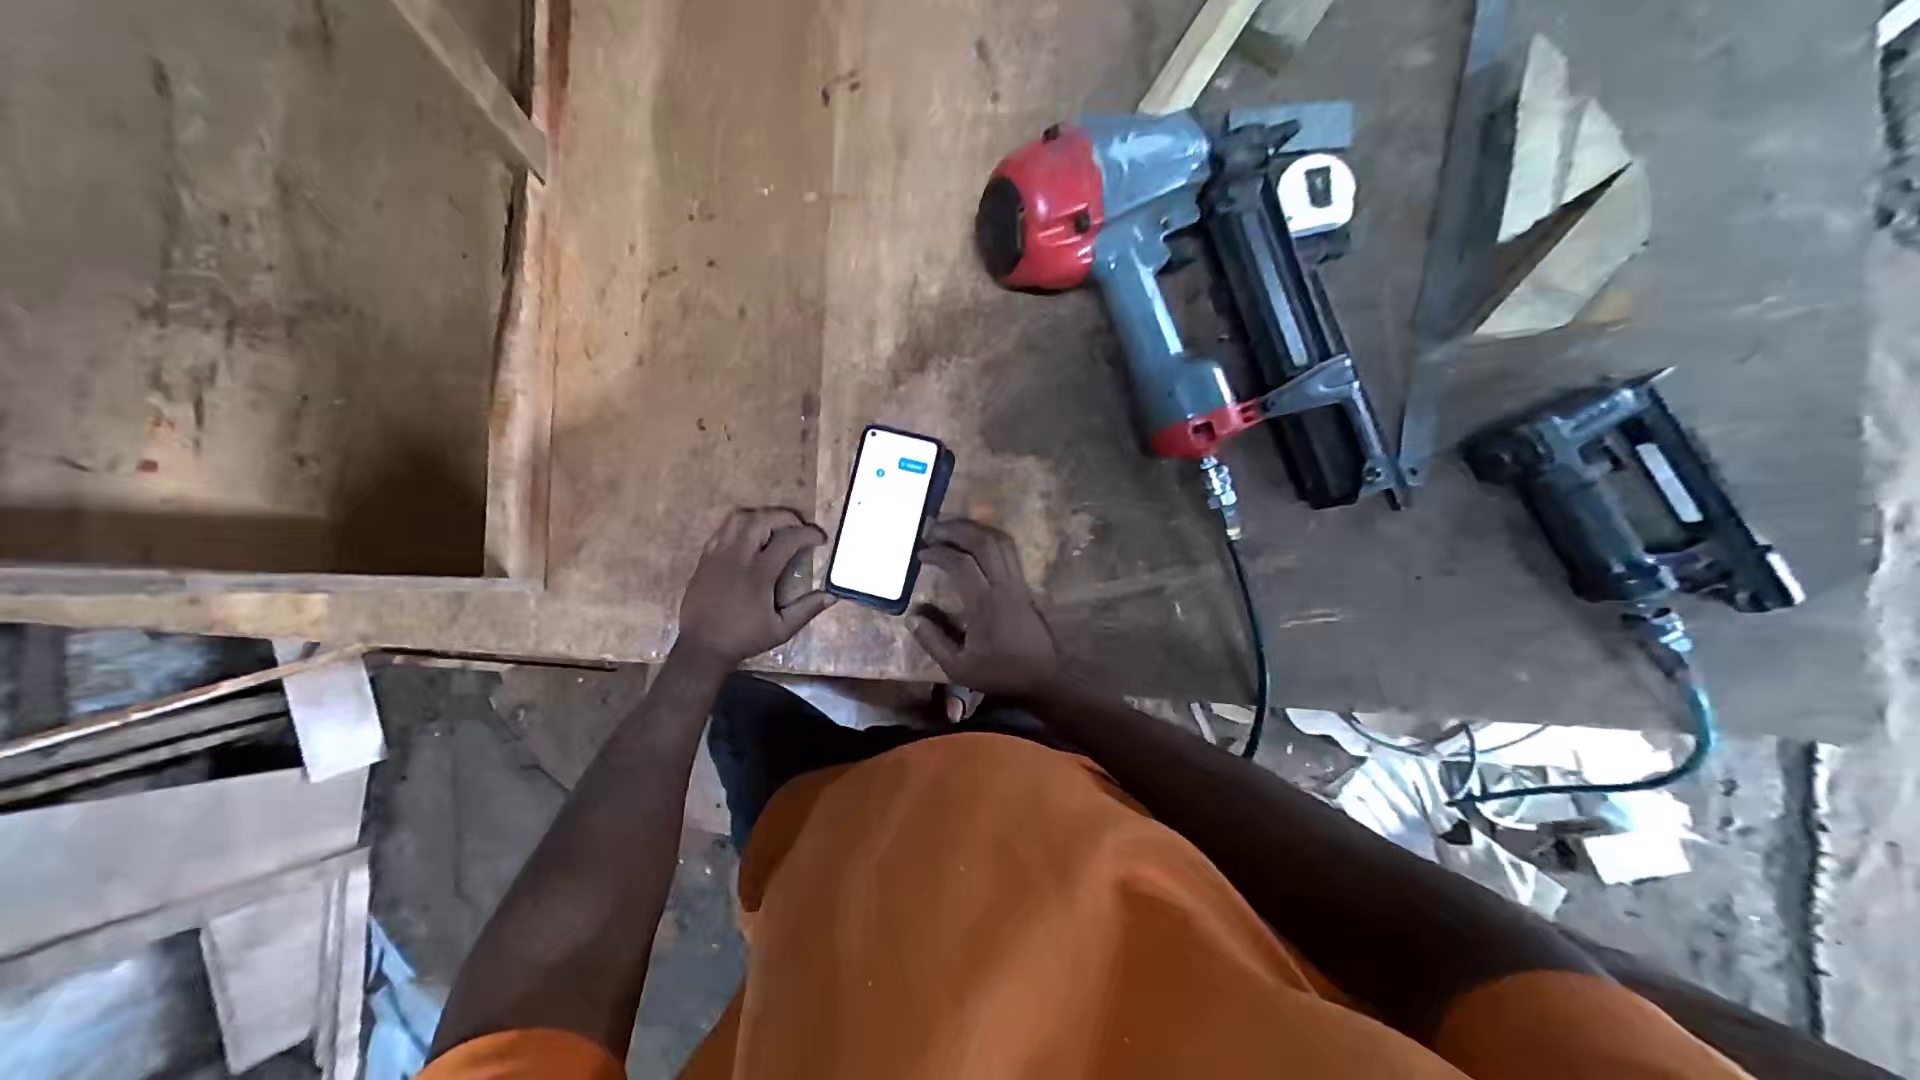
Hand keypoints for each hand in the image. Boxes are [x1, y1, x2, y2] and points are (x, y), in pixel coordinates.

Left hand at [676, 508, 836, 666]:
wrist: (701, 647)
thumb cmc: (744, 638)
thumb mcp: (781, 629)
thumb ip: (807, 609)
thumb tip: (831, 595)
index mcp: (758, 574)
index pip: (787, 539)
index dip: (808, 534)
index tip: (821, 540)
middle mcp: (737, 557)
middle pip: (762, 519)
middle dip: (786, 517)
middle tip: (800, 527)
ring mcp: (717, 555)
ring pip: (738, 518)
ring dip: (762, 516)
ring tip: (776, 527)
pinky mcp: (705, 558)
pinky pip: (723, 530)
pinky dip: (741, 526)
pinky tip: (751, 539)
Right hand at [910, 519, 1060, 697]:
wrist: (1046, 677)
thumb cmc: (1001, 674)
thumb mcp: (959, 668)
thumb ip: (933, 641)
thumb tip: (912, 617)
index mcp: (985, 604)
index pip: (961, 564)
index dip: (939, 552)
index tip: (921, 553)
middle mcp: (1004, 586)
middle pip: (983, 542)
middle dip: (956, 529)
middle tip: (933, 529)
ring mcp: (1018, 582)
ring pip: (1000, 541)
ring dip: (974, 529)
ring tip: (951, 528)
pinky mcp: (1025, 585)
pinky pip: (1009, 551)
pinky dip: (989, 538)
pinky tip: (974, 541)